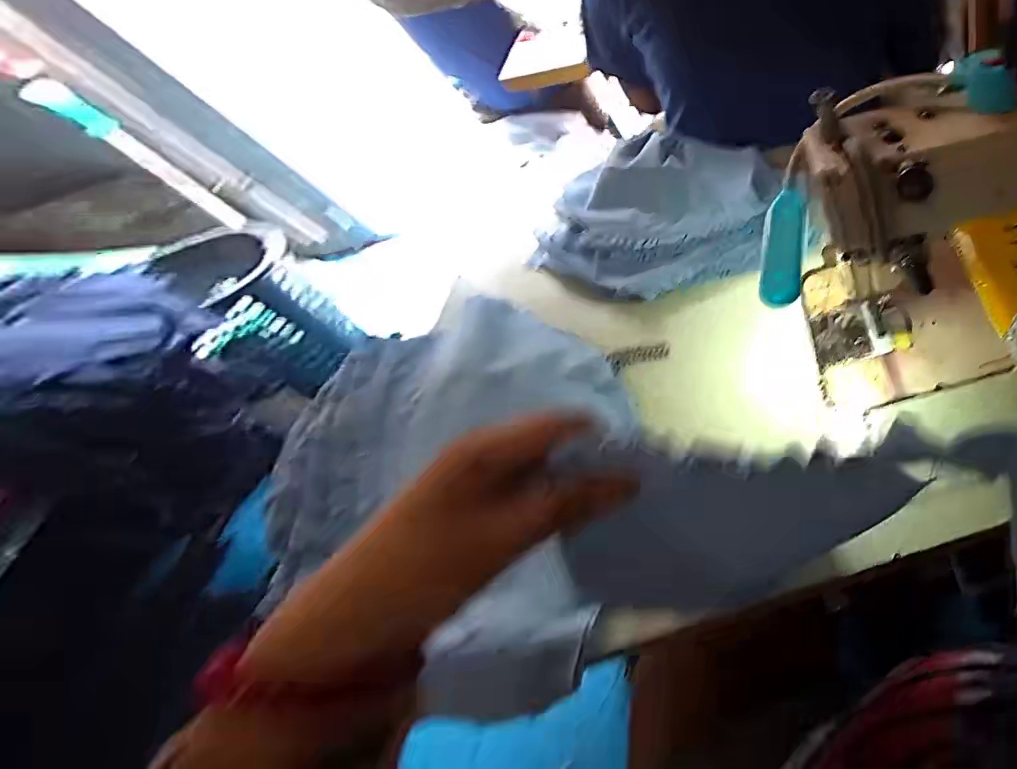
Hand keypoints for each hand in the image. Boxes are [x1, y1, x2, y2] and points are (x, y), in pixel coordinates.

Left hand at [243, 414, 636, 684]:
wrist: (342, 632)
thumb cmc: (427, 571)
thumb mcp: (508, 536)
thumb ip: (573, 502)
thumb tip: (634, 479)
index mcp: (487, 446)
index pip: (566, 422)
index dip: (604, 440)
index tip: (637, 467)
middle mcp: (481, 449)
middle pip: (556, 439)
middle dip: (593, 460)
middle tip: (625, 490)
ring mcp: (472, 476)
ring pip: (543, 464)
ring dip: (574, 481)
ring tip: (603, 506)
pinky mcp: (468, 503)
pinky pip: (525, 485)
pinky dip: (551, 497)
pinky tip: (566, 519)